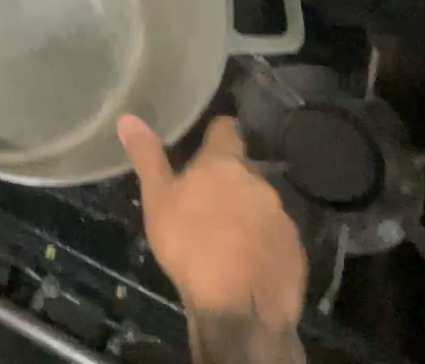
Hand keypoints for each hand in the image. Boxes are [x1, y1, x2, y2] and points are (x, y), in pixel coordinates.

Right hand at [119, 115, 306, 363]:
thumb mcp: (157, 198)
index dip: (217, 129)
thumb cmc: (189, 242)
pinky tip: (242, 255)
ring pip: (259, 202)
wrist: (239, 307)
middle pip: (242, 169)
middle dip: (225, 177)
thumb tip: (128, 118)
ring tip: (220, 227)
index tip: (207, 132)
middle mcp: (259, 184)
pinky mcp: (296, 251)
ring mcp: (282, 219)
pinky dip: (259, 237)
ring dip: (243, 208)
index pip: (227, 130)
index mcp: (224, 165)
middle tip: (201, 191)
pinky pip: (274, 233)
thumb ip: (147, 157)